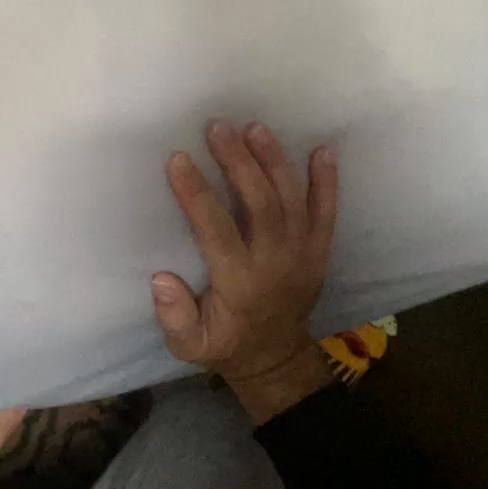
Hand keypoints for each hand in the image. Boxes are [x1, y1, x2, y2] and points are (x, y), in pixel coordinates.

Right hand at [151, 120, 339, 423]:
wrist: (275, 360)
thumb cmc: (224, 344)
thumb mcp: (189, 346)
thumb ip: (174, 317)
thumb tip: (161, 279)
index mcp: (240, 284)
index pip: (217, 231)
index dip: (197, 194)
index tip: (178, 159)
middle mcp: (276, 265)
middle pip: (262, 206)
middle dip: (240, 163)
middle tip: (218, 128)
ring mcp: (303, 257)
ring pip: (293, 202)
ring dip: (275, 162)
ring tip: (255, 128)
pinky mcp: (319, 253)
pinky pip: (326, 214)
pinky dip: (326, 182)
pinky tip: (322, 149)